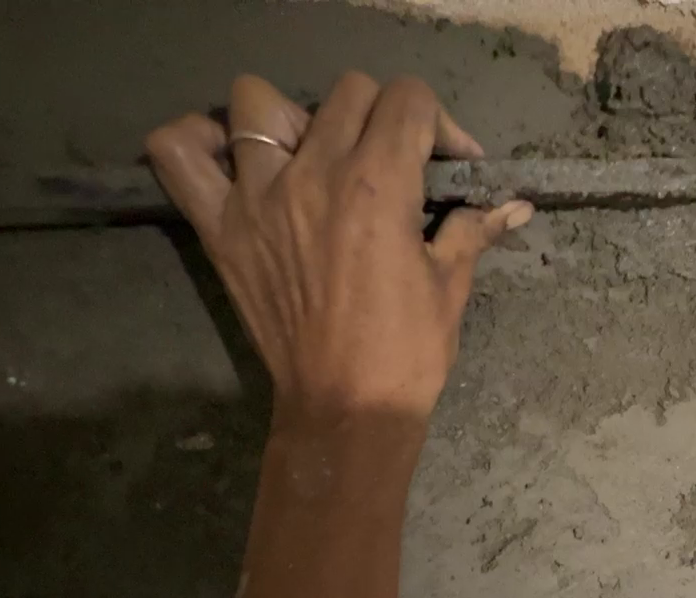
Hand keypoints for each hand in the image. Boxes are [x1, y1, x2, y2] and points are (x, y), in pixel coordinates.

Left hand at [145, 73, 531, 427]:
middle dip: (388, 119)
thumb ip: (475, 230)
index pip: (408, 102)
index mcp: (378, 188)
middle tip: (401, 167)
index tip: (452, 166)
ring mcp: (256, 196)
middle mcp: (313, 175)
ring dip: (301, 120)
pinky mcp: (220, 226)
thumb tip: (516, 204)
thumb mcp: (452, 287)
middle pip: (349, 93)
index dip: (442, 126)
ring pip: (261, 102)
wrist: (349, 406)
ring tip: (321, 162)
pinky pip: (179, 152)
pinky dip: (201, 141)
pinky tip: (239, 163)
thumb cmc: (411, 353)